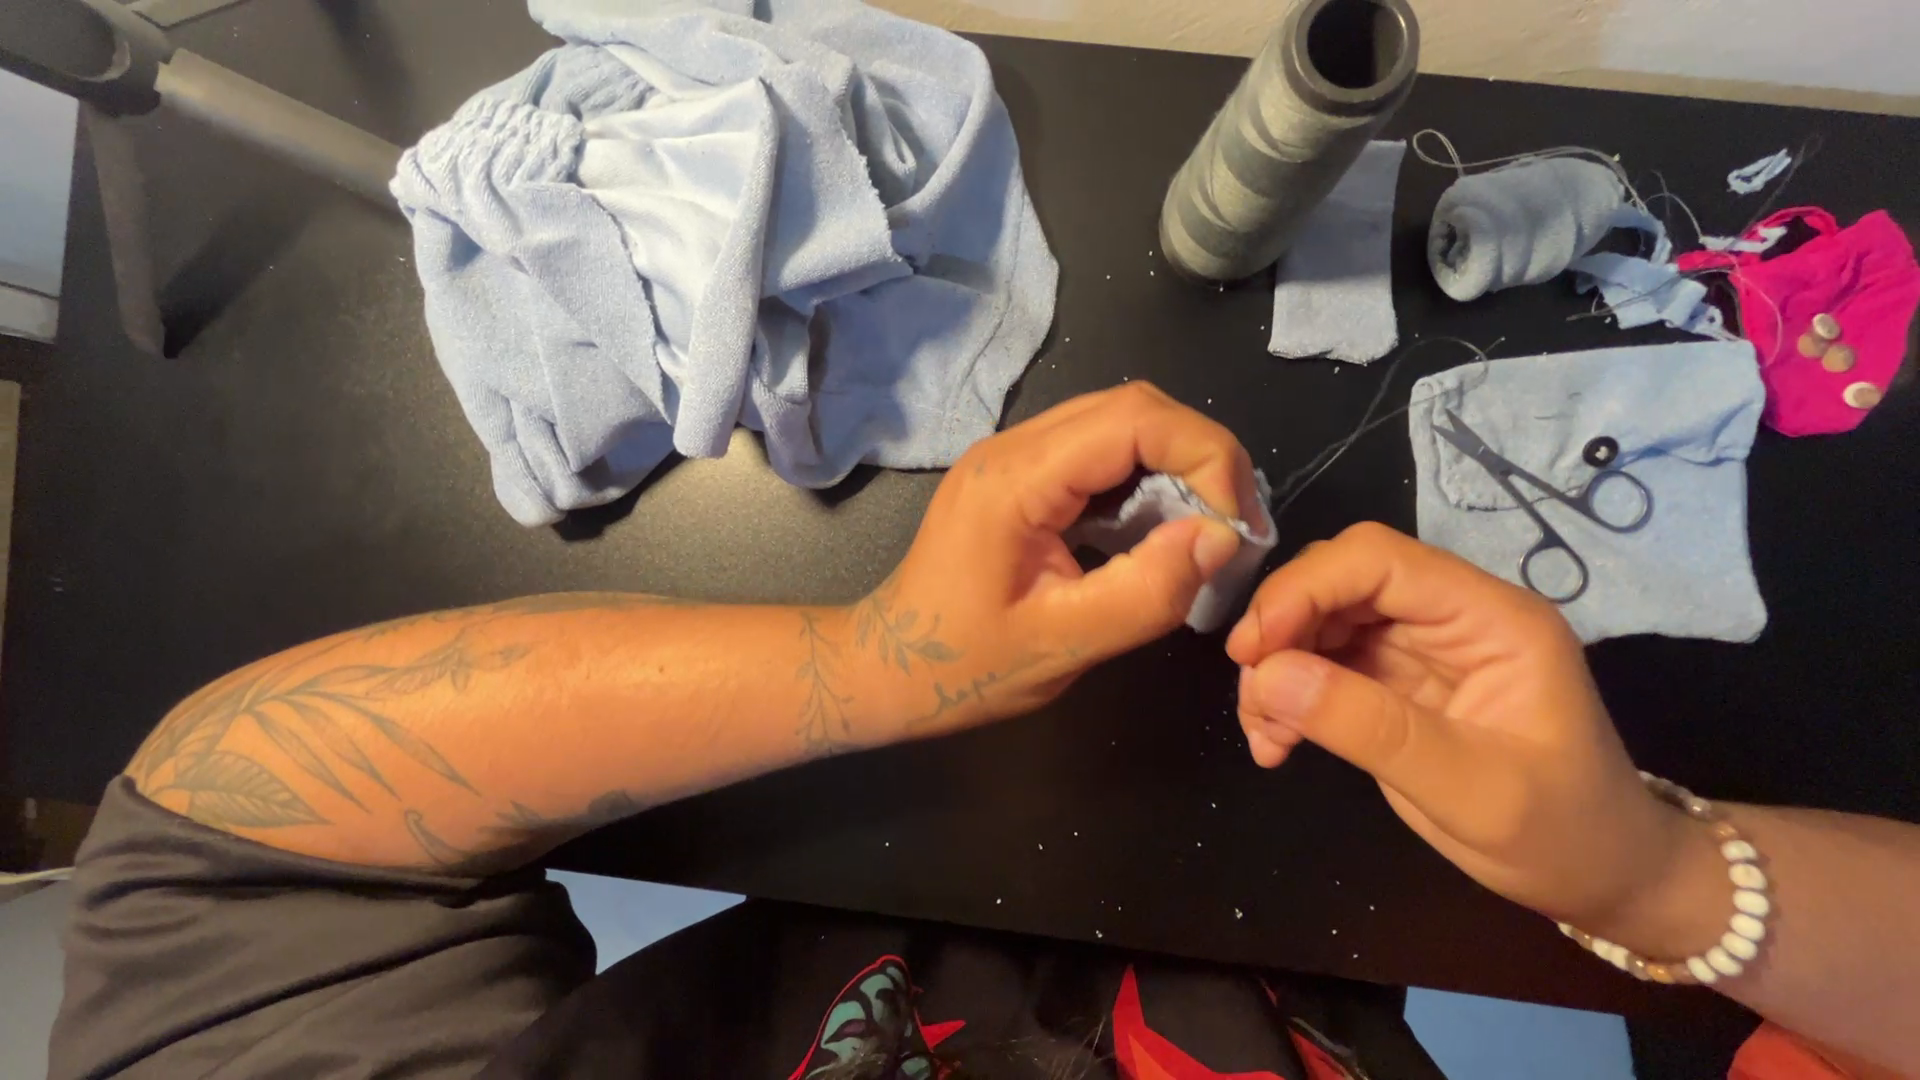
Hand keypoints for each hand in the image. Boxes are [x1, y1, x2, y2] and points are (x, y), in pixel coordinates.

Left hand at [867, 382, 1260, 734]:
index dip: (1206, 455)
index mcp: (1015, 479)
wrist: (890, 666)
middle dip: (1199, 457)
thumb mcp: (1064, 644)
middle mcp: (1011, 448)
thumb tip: (1219, 537)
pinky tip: (1154, 530)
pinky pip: (1094, 454)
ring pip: (1117, 425)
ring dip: (1173, 468)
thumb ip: (1147, 592)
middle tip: (1230, 527)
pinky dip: (1140, 481)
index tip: (1237, 523)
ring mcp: (1010, 457)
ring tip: (1202, 530)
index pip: (1135, 419)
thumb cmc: (964, 665)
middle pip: (1131, 408)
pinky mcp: (1016, 476)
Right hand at [1226, 523, 1709, 945]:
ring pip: (1312, 617)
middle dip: (1279, 627)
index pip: (1376, 559)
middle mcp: (1446, 614)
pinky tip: (1275, 741)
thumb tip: (1266, 675)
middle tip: (1251, 690)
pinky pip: (1311, 660)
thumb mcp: (1471, 791)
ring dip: (1273, 667)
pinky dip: (1281, 694)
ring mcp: (1413, 642)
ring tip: (1264, 732)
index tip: (1254, 650)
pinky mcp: (1384, 675)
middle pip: (1335, 578)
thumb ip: (1370, 728)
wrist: (1598, 878)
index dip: (1304, 588)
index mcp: (1488, 617)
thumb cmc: (1560, 835)